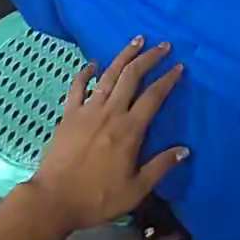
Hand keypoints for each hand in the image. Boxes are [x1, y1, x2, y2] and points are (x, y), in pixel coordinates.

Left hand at [24, 36, 188, 233]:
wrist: (54, 199)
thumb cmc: (97, 197)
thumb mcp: (136, 189)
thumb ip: (160, 166)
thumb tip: (184, 149)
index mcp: (129, 130)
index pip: (153, 97)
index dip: (167, 79)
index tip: (178, 66)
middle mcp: (110, 113)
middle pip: (132, 76)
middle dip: (149, 58)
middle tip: (163, 45)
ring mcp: (87, 110)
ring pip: (108, 75)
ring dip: (124, 56)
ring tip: (136, 41)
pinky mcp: (68, 114)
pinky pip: (78, 87)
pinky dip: (86, 72)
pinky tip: (93, 64)